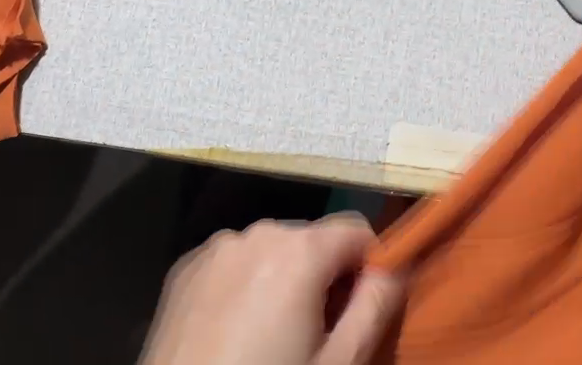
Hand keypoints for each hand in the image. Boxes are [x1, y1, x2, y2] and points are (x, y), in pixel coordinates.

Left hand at [140, 214, 404, 364]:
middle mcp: (258, 232)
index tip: (361, 312)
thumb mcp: (339, 363)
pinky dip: (247, 286)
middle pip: (314, 241)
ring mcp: (216, 249)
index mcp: (300, 248)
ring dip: (285, 281)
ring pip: (273, 252)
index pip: (358, 231)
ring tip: (273, 340)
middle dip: (324, 278)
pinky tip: (235, 334)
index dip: (370, 268)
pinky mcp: (184, 270)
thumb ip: (378, 304)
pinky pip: (236, 264)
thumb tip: (397, 265)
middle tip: (317, 337)